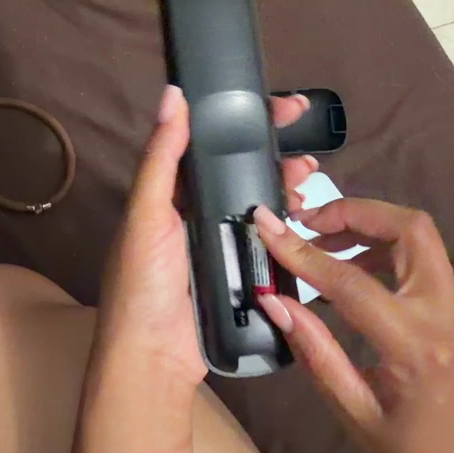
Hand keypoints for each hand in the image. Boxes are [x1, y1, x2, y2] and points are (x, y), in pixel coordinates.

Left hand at [95, 87, 317, 387]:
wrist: (155, 357)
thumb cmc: (143, 281)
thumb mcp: (147, 214)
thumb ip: (161, 158)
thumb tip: (173, 95)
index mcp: (167, 194)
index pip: (206, 144)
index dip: (240, 121)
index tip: (277, 106)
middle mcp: (194, 213)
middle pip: (240, 172)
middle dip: (273, 153)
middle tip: (305, 144)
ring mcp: (219, 243)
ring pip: (259, 203)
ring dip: (285, 184)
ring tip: (310, 178)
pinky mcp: (240, 272)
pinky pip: (268, 239)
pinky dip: (288, 223)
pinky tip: (306, 215)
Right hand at [249, 201, 453, 452]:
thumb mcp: (351, 410)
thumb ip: (313, 349)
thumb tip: (273, 300)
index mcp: (415, 346)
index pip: (351, 281)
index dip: (302, 252)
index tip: (266, 225)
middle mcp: (444, 314)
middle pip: (409, 228)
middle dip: (354, 211)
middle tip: (307, 221)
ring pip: (418, 235)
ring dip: (368, 225)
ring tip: (320, 242)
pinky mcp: (453, 308)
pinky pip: (420, 257)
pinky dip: (380, 246)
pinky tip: (347, 268)